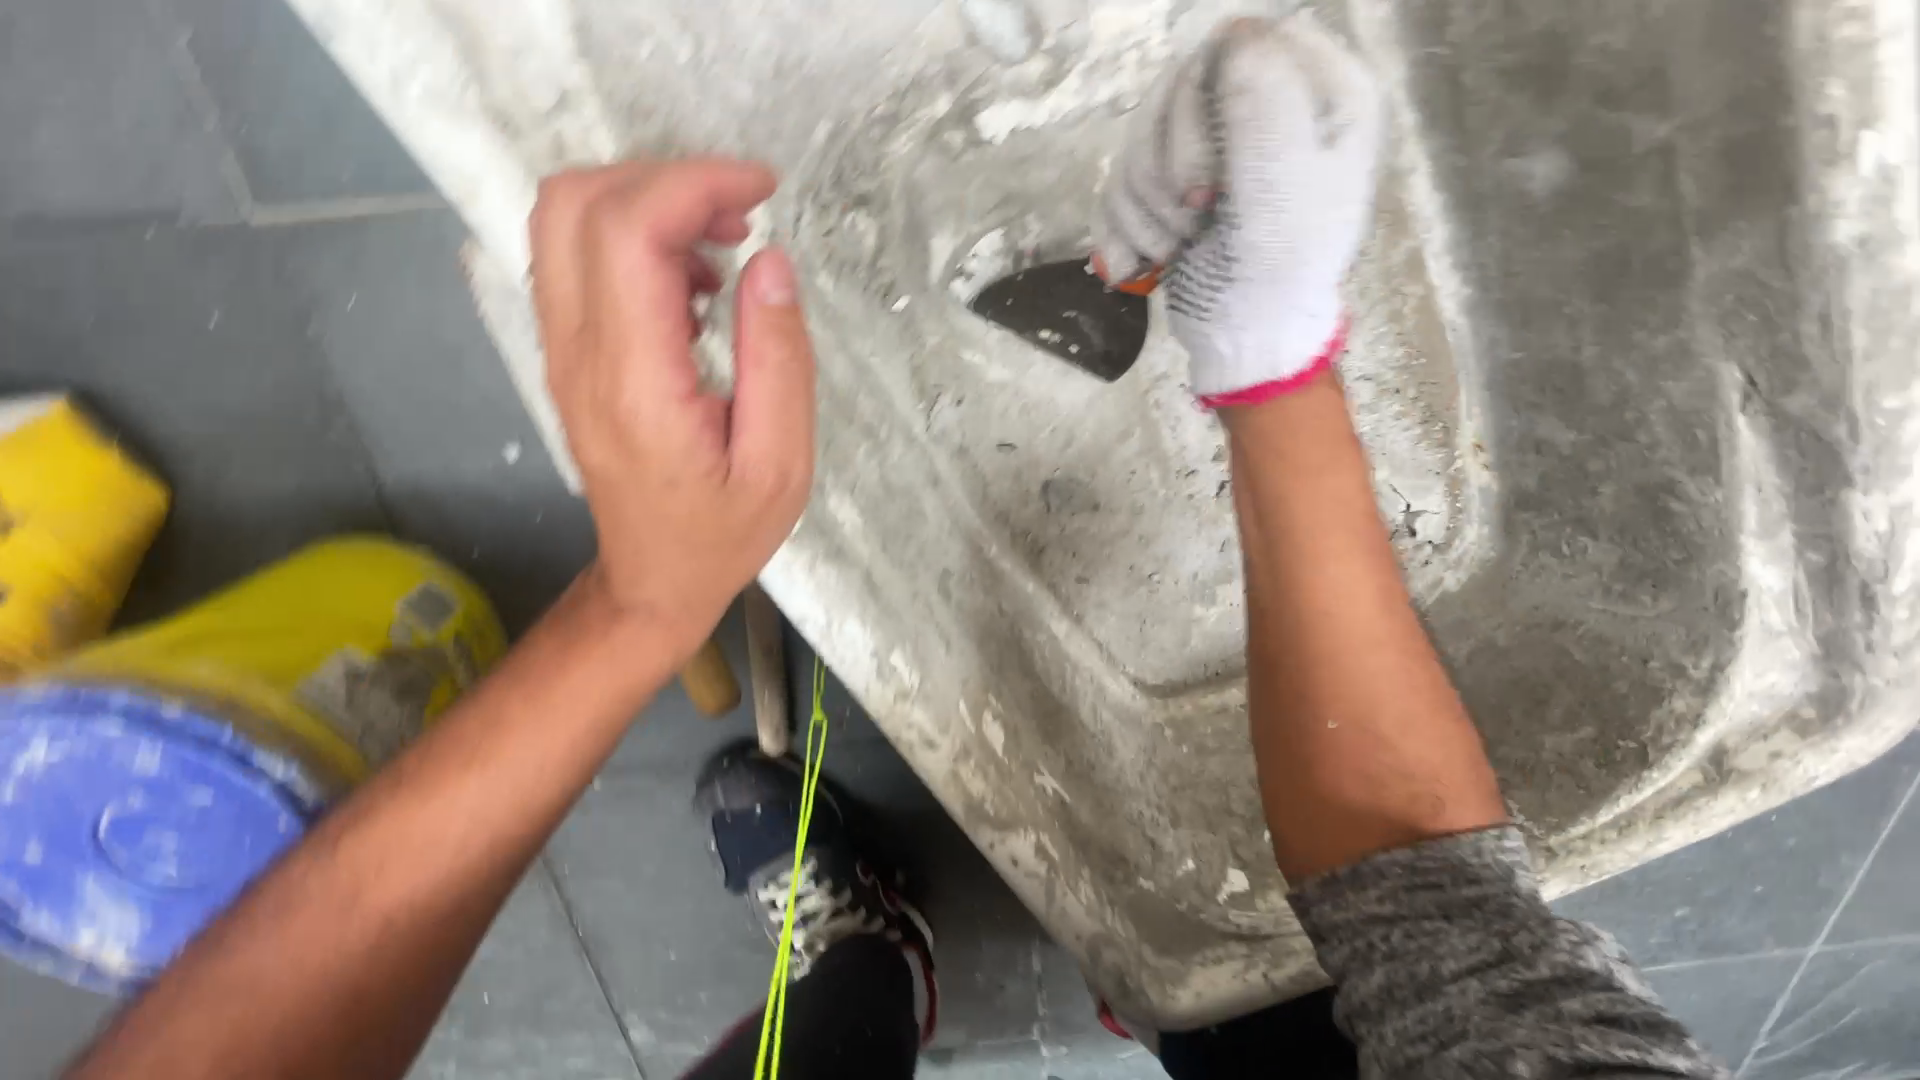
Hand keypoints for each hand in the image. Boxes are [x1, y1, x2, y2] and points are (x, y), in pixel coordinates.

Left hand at [530, 159, 814, 661]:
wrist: (652, 580)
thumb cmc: (723, 534)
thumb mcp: (782, 463)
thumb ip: (779, 359)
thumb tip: (770, 261)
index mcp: (636, 381)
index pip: (628, 231)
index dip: (693, 183)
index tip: (762, 192)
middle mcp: (580, 353)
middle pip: (577, 202)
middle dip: (666, 180)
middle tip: (742, 215)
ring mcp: (563, 351)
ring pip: (565, 220)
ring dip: (647, 205)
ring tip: (724, 249)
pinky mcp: (568, 354)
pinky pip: (578, 259)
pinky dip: (635, 240)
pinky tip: (695, 288)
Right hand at [1095, 15, 1381, 405]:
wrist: (1243, 339)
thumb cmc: (1279, 272)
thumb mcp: (1286, 192)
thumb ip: (1265, 108)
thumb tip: (1233, 34)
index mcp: (1316, 93)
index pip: (1243, 41)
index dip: (1210, 91)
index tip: (1213, 160)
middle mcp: (1261, 108)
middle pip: (1177, 87)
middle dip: (1169, 164)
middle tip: (1195, 214)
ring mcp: (1209, 149)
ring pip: (1138, 139)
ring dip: (1145, 206)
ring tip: (1176, 247)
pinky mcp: (1169, 188)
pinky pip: (1119, 183)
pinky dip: (1123, 227)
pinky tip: (1144, 260)